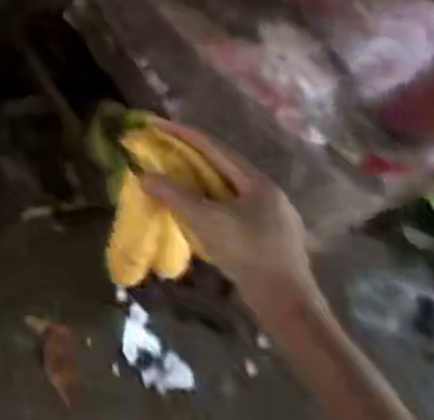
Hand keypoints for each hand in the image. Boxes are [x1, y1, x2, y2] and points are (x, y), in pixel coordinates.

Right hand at [140, 119, 314, 300]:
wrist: (289, 308)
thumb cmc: (249, 256)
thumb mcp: (206, 222)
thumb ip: (174, 196)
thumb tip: (144, 176)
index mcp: (258, 183)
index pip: (214, 148)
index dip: (182, 133)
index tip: (156, 124)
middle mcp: (268, 194)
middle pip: (222, 165)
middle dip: (190, 154)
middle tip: (161, 147)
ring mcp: (272, 216)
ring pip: (228, 187)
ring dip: (199, 177)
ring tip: (173, 174)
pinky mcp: (270, 237)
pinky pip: (233, 206)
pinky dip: (209, 198)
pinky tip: (197, 208)